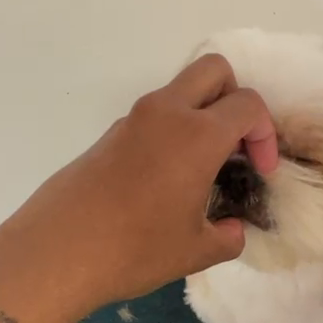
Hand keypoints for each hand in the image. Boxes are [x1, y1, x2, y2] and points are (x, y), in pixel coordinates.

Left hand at [0, 54, 277, 317]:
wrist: (57, 252)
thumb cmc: (135, 250)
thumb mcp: (196, 251)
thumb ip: (228, 237)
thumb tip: (233, 230)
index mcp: (197, 135)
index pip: (248, 104)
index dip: (265, 134)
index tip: (261, 172)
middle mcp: (166, 114)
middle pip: (214, 70)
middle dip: (236, 99)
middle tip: (236, 146)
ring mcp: (132, 121)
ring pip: (180, 92)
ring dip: (201, 116)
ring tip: (203, 169)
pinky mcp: (109, 136)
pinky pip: (153, 117)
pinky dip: (172, 133)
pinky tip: (166, 182)